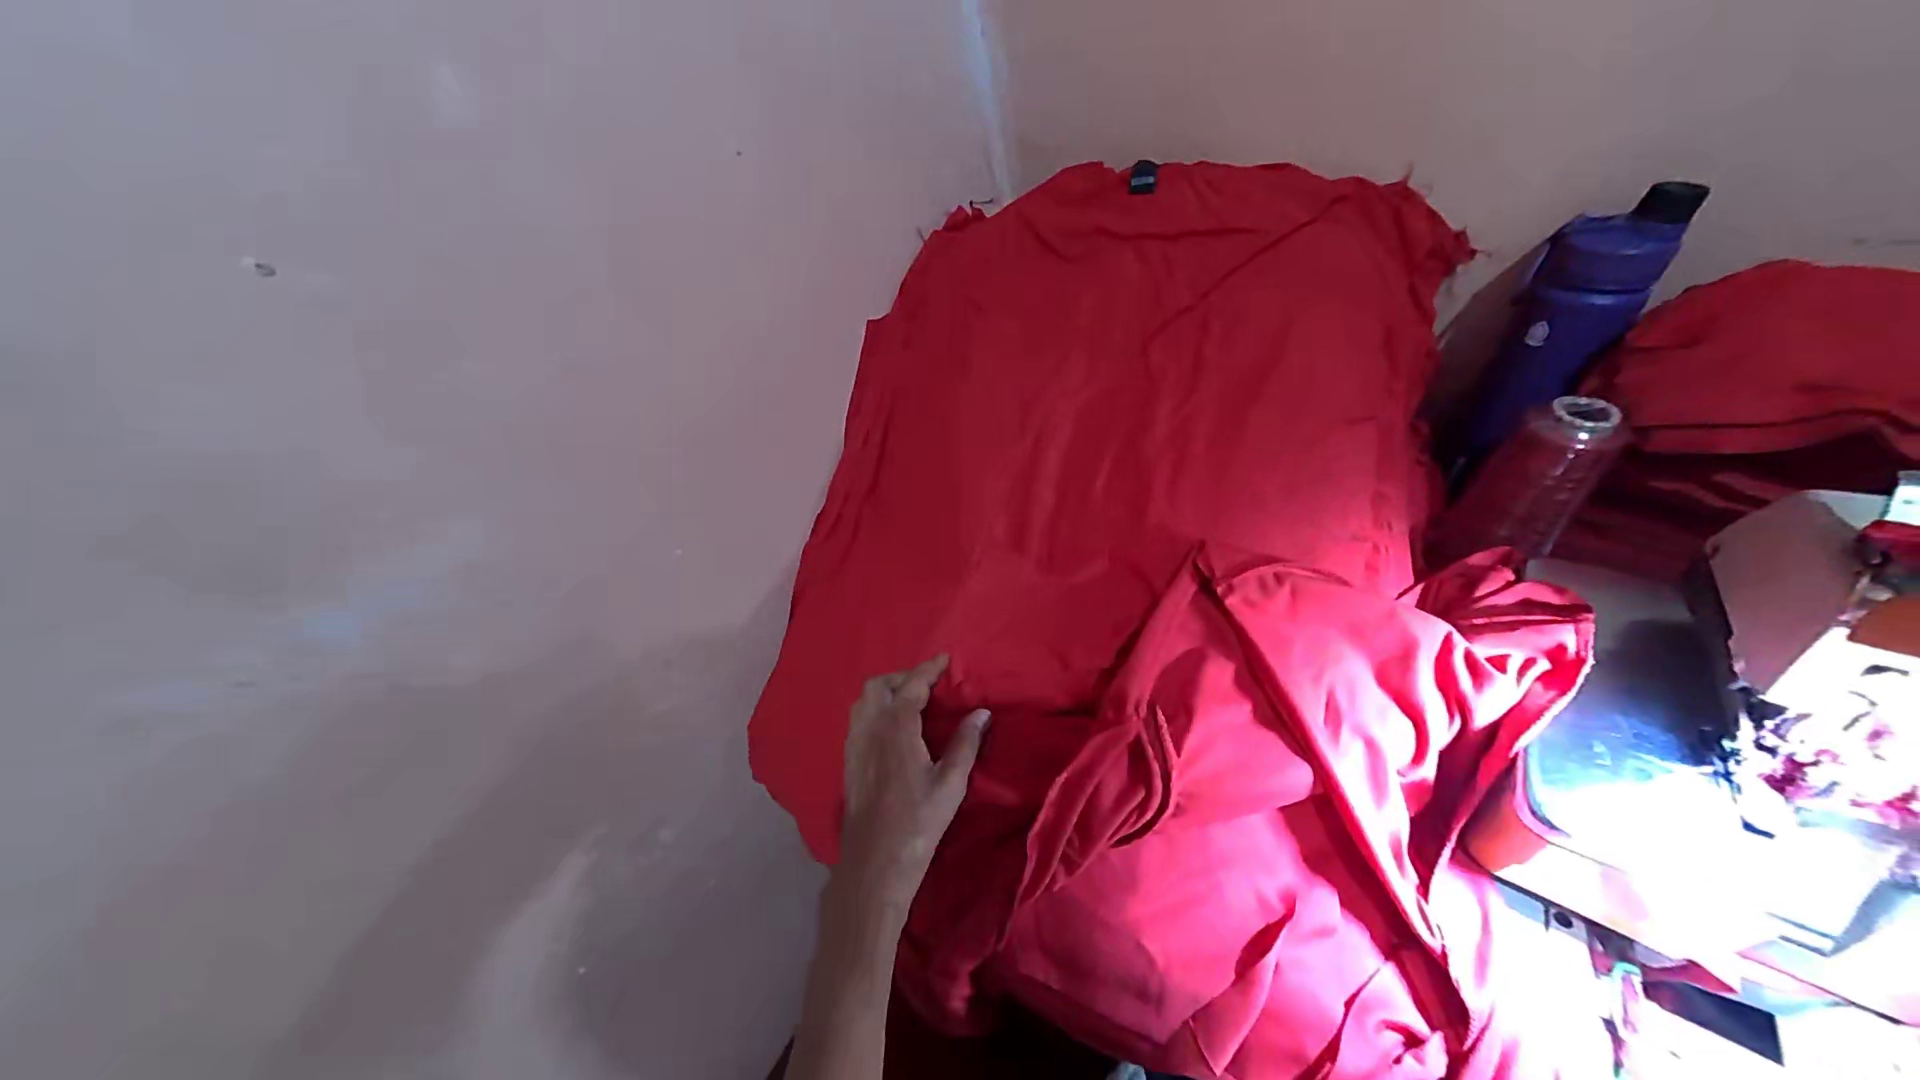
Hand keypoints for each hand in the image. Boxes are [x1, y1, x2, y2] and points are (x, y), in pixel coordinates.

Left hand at [833, 655, 989, 922]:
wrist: (875, 863)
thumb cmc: (918, 822)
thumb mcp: (951, 783)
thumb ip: (966, 744)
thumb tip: (981, 713)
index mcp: (896, 728)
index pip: (911, 685)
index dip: (928, 669)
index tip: (945, 659)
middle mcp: (869, 728)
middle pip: (878, 685)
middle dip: (902, 677)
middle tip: (928, 685)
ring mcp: (854, 745)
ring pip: (863, 701)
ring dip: (885, 692)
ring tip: (910, 702)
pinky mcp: (848, 762)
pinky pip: (857, 720)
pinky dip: (874, 710)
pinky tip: (890, 729)